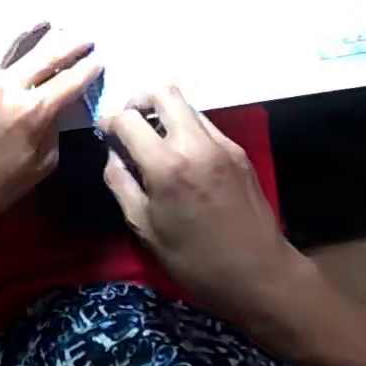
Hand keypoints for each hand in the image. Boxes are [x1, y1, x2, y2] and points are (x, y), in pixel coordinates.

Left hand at [0, 22, 101, 261]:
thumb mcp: (43, 164)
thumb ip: (56, 127)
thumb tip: (62, 101)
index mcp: (33, 112)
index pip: (72, 79)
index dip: (90, 66)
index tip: (99, 58)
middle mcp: (6, 87)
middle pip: (48, 50)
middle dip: (73, 40)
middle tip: (84, 36)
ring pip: (7, 35)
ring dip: (30, 23)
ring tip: (43, 20)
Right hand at [102, 86, 319, 328]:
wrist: (259, 274)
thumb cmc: (195, 261)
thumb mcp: (145, 229)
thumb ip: (121, 183)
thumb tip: (113, 154)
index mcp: (167, 165)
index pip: (128, 118)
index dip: (109, 121)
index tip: (106, 133)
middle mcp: (196, 143)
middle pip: (162, 91)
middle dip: (138, 100)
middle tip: (130, 125)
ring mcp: (222, 143)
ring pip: (186, 104)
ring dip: (164, 112)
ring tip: (155, 141)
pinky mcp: (238, 150)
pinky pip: (204, 124)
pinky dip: (186, 128)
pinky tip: (182, 157)